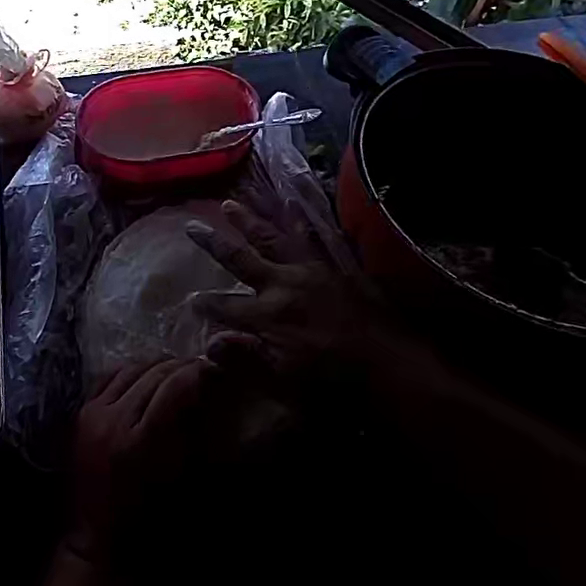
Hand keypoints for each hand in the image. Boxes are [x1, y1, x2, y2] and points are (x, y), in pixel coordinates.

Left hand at [67, 357, 212, 562]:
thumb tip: (203, 399)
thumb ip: (187, 437)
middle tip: (199, 365)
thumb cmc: (145, 521)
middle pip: (152, 376)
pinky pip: (106, 378)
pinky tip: (144, 373)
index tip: (213, 368)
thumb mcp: (176, 481)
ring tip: (175, 366)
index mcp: (139, 442)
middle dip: (179, 366)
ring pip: (128, 371)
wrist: (95, 539)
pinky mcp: (80, 413)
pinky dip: (129, 371)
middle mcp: (113, 420)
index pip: (173, 390)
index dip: (195, 374)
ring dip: (155, 365)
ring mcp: (92, 414)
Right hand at [185, 200, 379, 379]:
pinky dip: (301, 222)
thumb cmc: (335, 383)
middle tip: (193, 225)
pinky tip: (294, 207)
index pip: (224, 306)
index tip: (191, 299)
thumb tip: (209, 345)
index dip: (205, 304)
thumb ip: (246, 358)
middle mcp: (283, 285)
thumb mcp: (284, 380)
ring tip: (234, 202)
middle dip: (214, 243)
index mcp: (267, 315)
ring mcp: (311, 271)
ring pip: (274, 238)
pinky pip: (315, 239)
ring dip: (251, 220)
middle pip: (241, 258)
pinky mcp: (337, 268)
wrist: (394, 366)